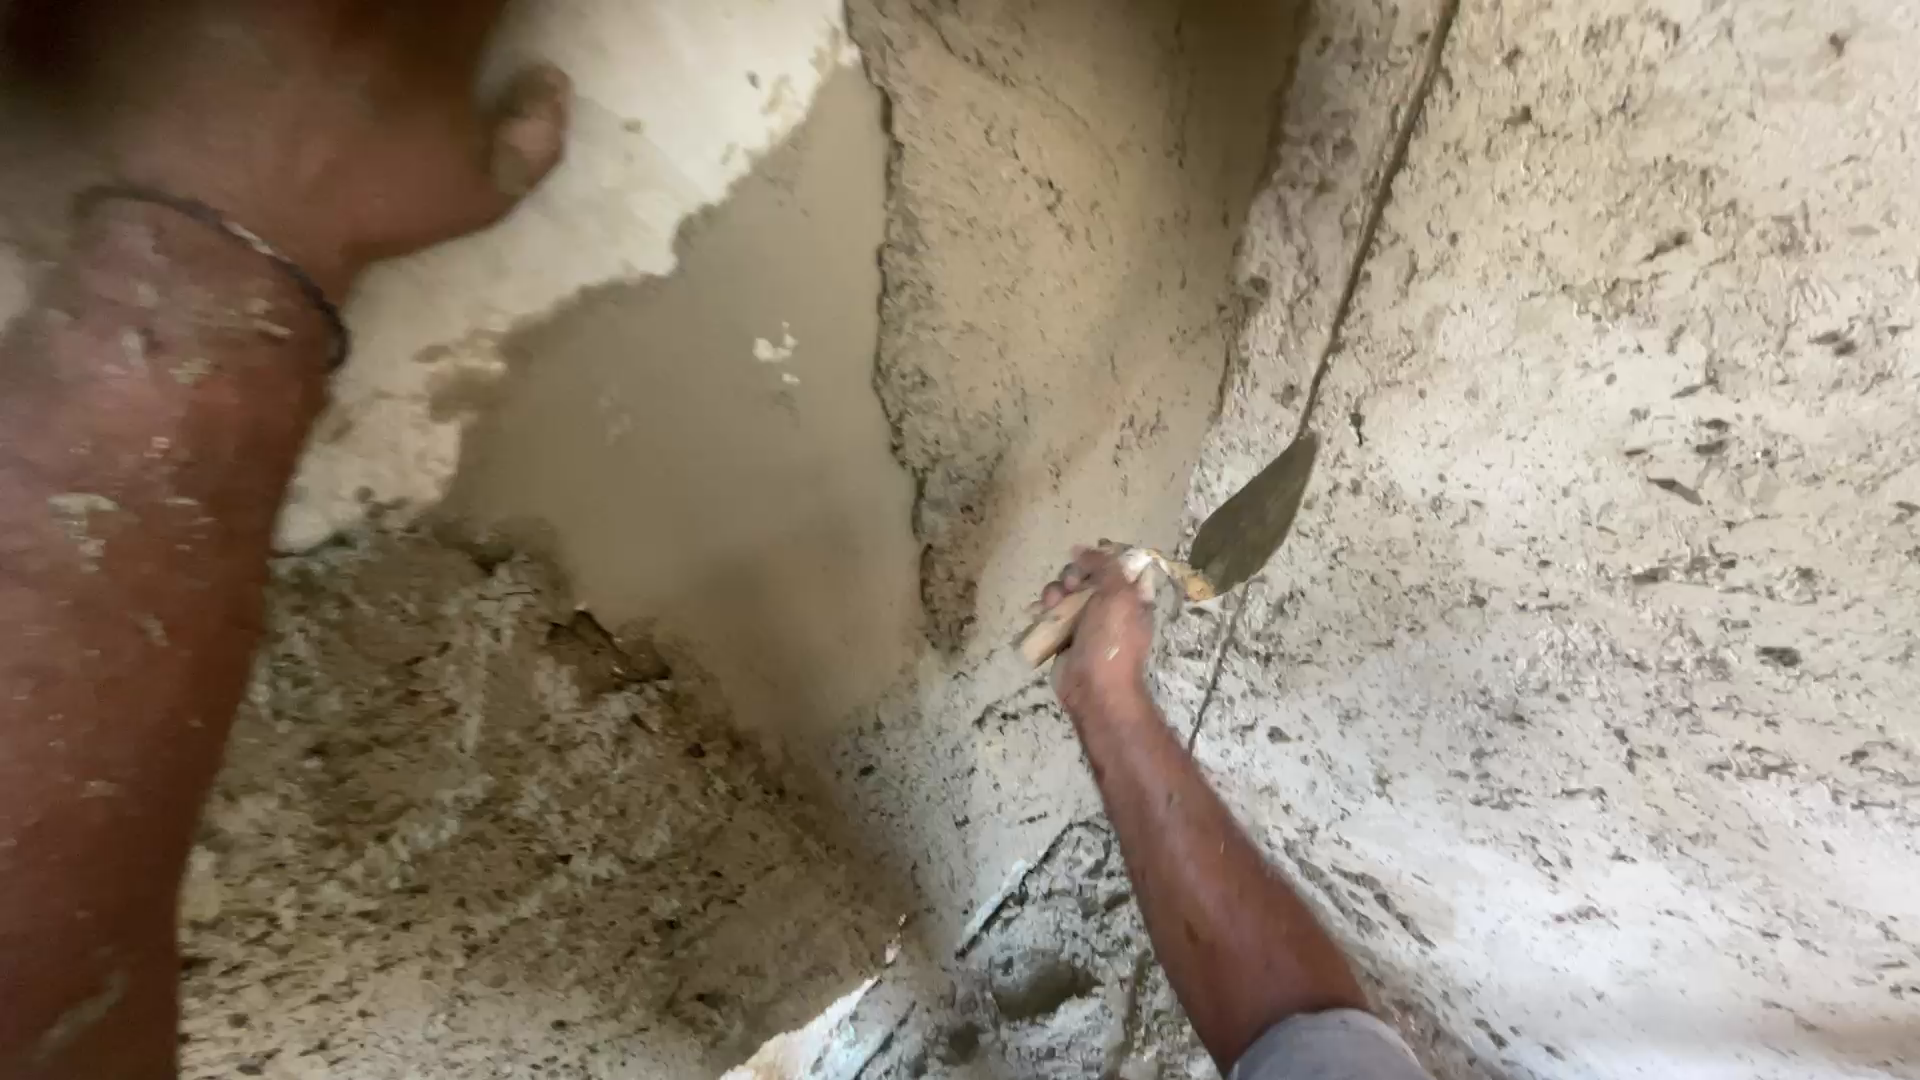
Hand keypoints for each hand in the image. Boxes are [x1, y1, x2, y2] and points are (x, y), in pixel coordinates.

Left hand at [14, 0, 568, 297]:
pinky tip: (322, 27)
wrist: (250, 209)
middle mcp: (372, 4)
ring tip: (381, 28)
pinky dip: (311, 11)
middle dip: (443, 5)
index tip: (491, 18)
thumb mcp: (483, 196)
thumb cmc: (377, 206)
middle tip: (440, 26)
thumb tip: (554, 78)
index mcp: (439, 45)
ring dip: (378, 11)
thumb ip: (534, 140)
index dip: (491, 4)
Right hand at [1039, 546, 1155, 715]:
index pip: (1116, 567)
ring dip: (1055, 591)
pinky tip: (1040, 611)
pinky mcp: (1064, 635)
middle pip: (1086, 576)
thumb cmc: (1112, 639)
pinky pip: (1052, 613)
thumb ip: (1105, 566)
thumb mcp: (1118, 594)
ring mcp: (1085, 622)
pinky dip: (1044, 609)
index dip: (1100, 558)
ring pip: (1065, 593)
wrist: (1094, 687)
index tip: (1086, 560)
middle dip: (1073, 576)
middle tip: (1070, 585)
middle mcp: (1109, 607)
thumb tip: (1082, 548)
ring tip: (1052, 603)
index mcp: (1131, 597)